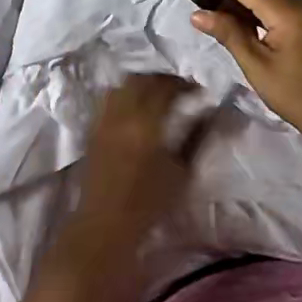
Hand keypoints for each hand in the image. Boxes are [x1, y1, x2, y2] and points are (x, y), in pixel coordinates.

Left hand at [78, 73, 202, 232]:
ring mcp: (102, 120)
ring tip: (158, 95)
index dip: (184, 84)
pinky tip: (136, 109)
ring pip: (120, 86)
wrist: (106, 222)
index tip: (200, 91)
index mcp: (145, 124)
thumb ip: (196, 136)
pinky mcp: (91, 129)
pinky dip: (124, 95)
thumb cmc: (150, 202)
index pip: (165, 87)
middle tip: (180, 89)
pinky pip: (108, 100)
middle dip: (162, 78)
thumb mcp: (182, 171)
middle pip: (140, 79)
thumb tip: (210, 110)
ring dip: (141, 83)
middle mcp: (120, 115)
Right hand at [189, 0, 301, 160]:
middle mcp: (298, 3)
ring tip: (213, 15)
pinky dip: (252, 7)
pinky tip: (237, 23)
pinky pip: (274, 3)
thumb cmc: (294, 93)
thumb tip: (197, 14)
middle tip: (200, 5)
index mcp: (287, 11)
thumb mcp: (255, 65)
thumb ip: (228, 33)